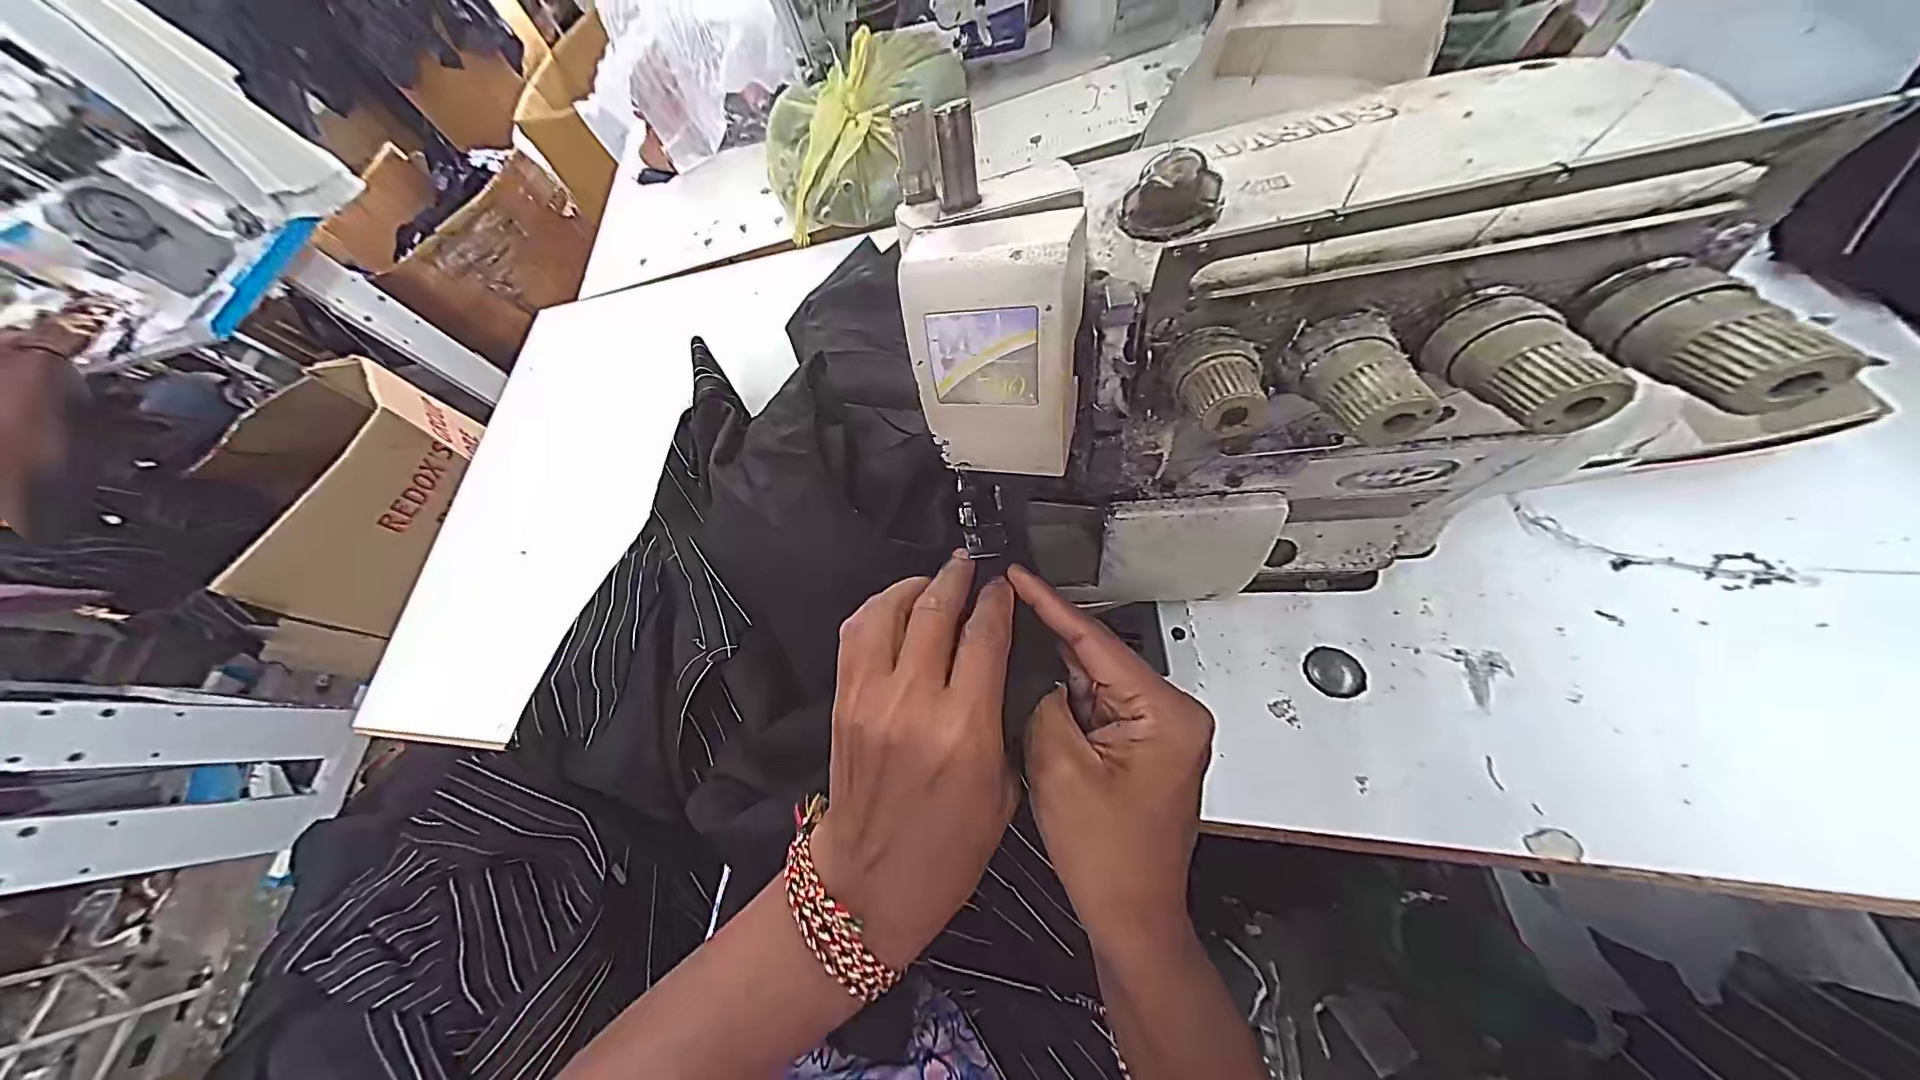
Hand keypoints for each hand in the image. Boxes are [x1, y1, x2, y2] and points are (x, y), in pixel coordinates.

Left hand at [810, 552, 1017, 969]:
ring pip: (888, 611)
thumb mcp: (1002, 789)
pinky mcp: (842, 702)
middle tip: (970, 565)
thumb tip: (999, 663)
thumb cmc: (943, 850)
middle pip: (935, 611)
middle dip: (957, 578)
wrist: (869, 883)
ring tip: (934, 579)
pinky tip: (894, 605)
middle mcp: (913, 704)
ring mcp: (870, 699)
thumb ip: (1002, 718)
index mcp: (964, 730)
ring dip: (915, 585)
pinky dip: (876, 609)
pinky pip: (854, 635)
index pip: (984, 637)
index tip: (1002, 588)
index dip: (996, 602)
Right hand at [1009, 564, 1213, 944]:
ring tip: (1012, 653)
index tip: (1023, 578)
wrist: (1132, 915)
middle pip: (1099, 658)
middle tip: (1006, 607)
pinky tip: (1035, 695)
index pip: (1098, 641)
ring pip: (1094, 682)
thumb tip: (1035, 673)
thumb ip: (1043, 703)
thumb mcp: (1060, 769)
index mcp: (1166, 714)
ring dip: (1056, 674)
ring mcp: (1158, 729)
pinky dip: (1066, 701)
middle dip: (1049, 638)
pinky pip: (1097, 707)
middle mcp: (1172, 715)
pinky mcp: (1142, 743)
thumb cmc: (1112, 861)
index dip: (1051, 605)